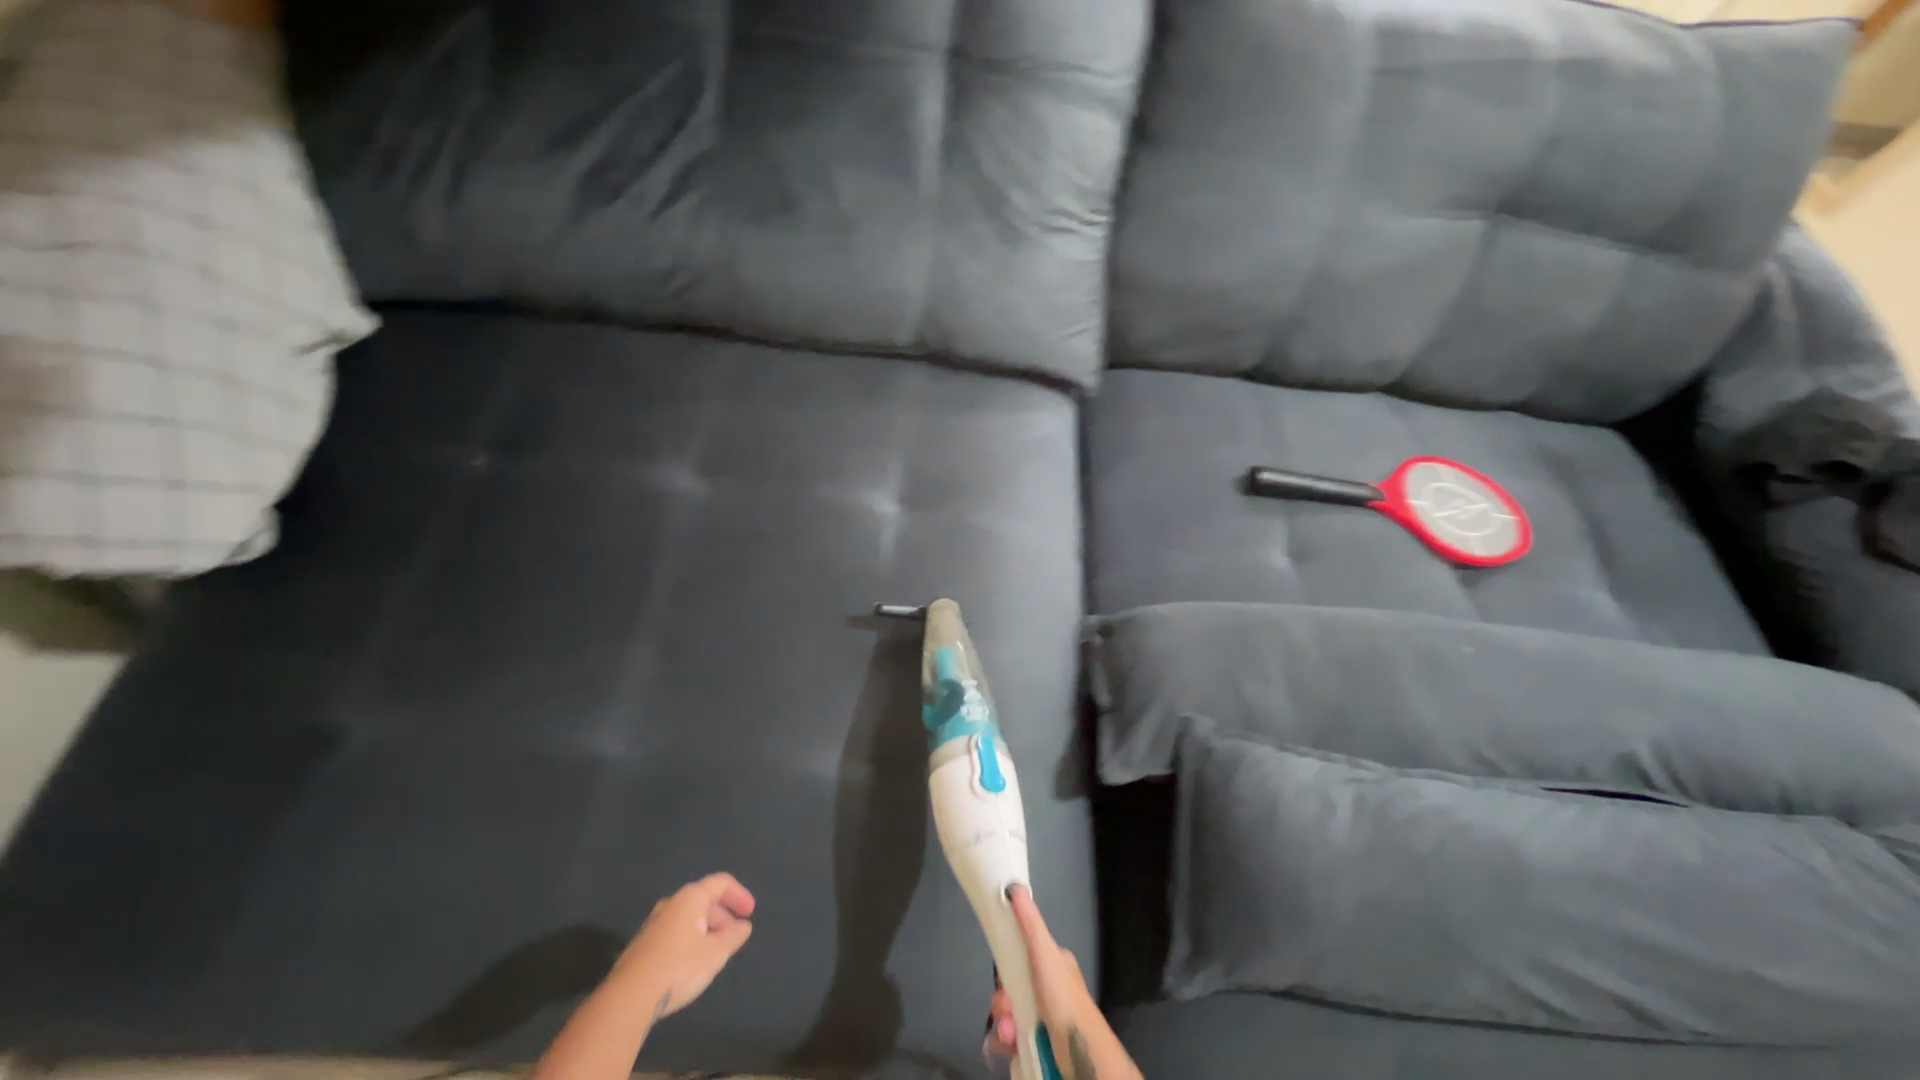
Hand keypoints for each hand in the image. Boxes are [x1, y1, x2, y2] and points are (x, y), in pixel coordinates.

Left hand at [613, 872, 755, 1019]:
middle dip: (724, 915)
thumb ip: (734, 936)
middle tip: (736, 935)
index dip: (740, 894)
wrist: (630, 996)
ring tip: (718, 950)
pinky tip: (694, 961)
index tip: (750, 913)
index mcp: (690, 899)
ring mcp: (653, 923)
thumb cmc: (680, 967)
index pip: (721, 883)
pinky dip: (692, 937)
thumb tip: (743, 925)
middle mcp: (670, 904)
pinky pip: (675, 930)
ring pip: (688, 916)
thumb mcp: (716, 953)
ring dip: (708, 927)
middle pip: (704, 899)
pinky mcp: (644, 943)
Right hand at [988, 884, 1097, 1061]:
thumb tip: (1015, 886)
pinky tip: (1010, 1046)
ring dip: (1002, 1025)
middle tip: (1007, 1011)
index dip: (1005, 970)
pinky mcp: (1035, 1044)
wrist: (1079, 1051)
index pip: (1019, 959)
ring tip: (1011, 1034)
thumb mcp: (1045, 954)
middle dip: (1002, 1003)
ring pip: (1007, 1016)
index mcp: (1052, 966)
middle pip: (1009, 990)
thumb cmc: (1063, 998)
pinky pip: (1009, 1040)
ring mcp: (1041, 1018)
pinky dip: (1004, 1043)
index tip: (1001, 979)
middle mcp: (1047, 991)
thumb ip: (1029, 924)